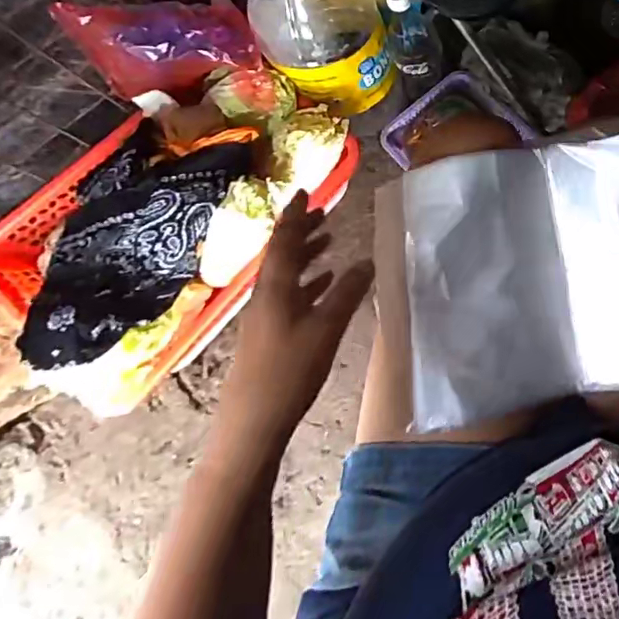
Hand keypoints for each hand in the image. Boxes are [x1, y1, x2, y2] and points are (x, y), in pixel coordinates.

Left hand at [216, 197, 372, 446]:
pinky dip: (308, 281)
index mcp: (275, 290)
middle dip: (302, 231)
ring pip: (286, 274)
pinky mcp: (270, 336)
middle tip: (323, 210)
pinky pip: (290, 295)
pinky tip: (324, 283)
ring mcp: (266, 318)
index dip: (295, 217)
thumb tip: (367, 259)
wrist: (251, 427)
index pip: (284, 242)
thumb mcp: (326, 329)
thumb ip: (347, 292)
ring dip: (306, 254)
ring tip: (329, 239)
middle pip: (283, 255)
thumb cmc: (288, 373)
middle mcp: (266, 297)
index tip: (305, 192)